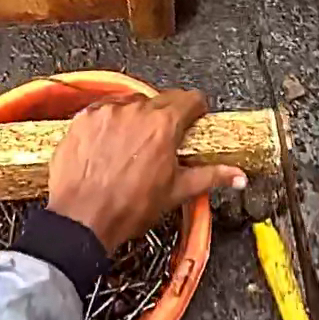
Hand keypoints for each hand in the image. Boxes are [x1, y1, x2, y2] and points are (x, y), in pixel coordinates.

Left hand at [46, 89, 246, 250]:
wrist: (80, 220)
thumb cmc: (128, 208)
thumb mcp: (176, 192)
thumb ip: (211, 176)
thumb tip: (237, 176)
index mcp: (164, 124)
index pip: (191, 99)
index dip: (196, 109)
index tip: (194, 118)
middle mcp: (136, 110)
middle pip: (161, 100)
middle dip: (166, 116)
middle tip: (162, 141)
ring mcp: (107, 111)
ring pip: (131, 103)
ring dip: (136, 117)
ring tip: (132, 145)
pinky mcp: (83, 118)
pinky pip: (103, 111)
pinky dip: (109, 122)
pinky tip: (108, 145)